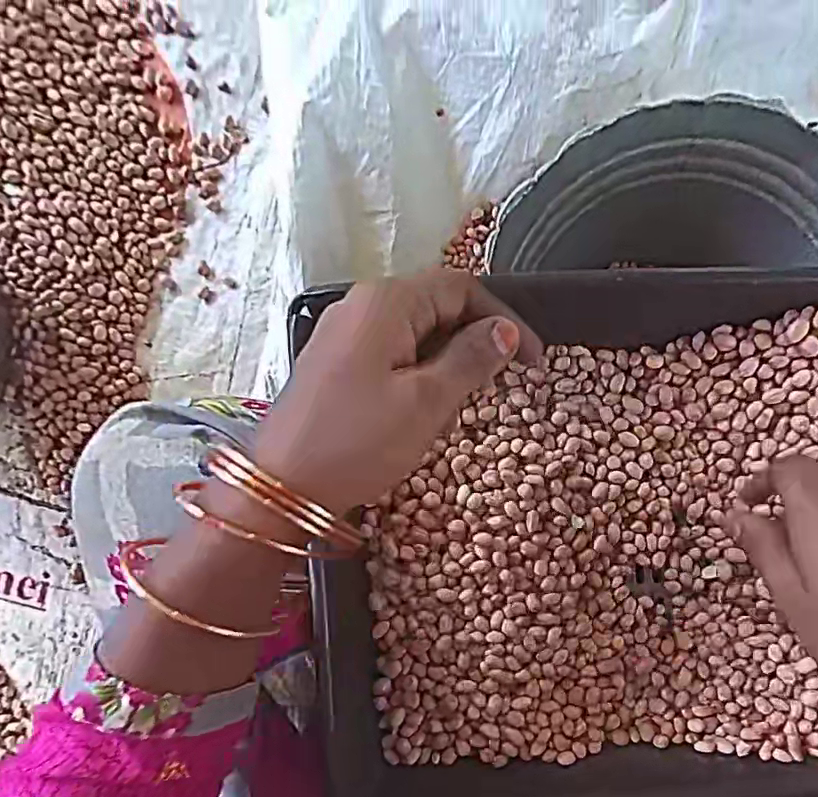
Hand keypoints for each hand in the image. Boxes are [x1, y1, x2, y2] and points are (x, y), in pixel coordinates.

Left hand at [249, 270, 543, 512]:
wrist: (284, 487)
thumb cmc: (358, 443)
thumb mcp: (426, 403)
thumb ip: (471, 360)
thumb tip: (505, 331)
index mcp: (386, 303)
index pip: (461, 289)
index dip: (505, 320)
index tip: (533, 362)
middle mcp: (363, 306)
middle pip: (439, 307)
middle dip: (479, 341)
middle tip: (506, 385)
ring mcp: (346, 335)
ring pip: (419, 333)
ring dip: (453, 361)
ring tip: (469, 403)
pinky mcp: (339, 364)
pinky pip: (396, 354)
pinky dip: (424, 374)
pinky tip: (430, 409)